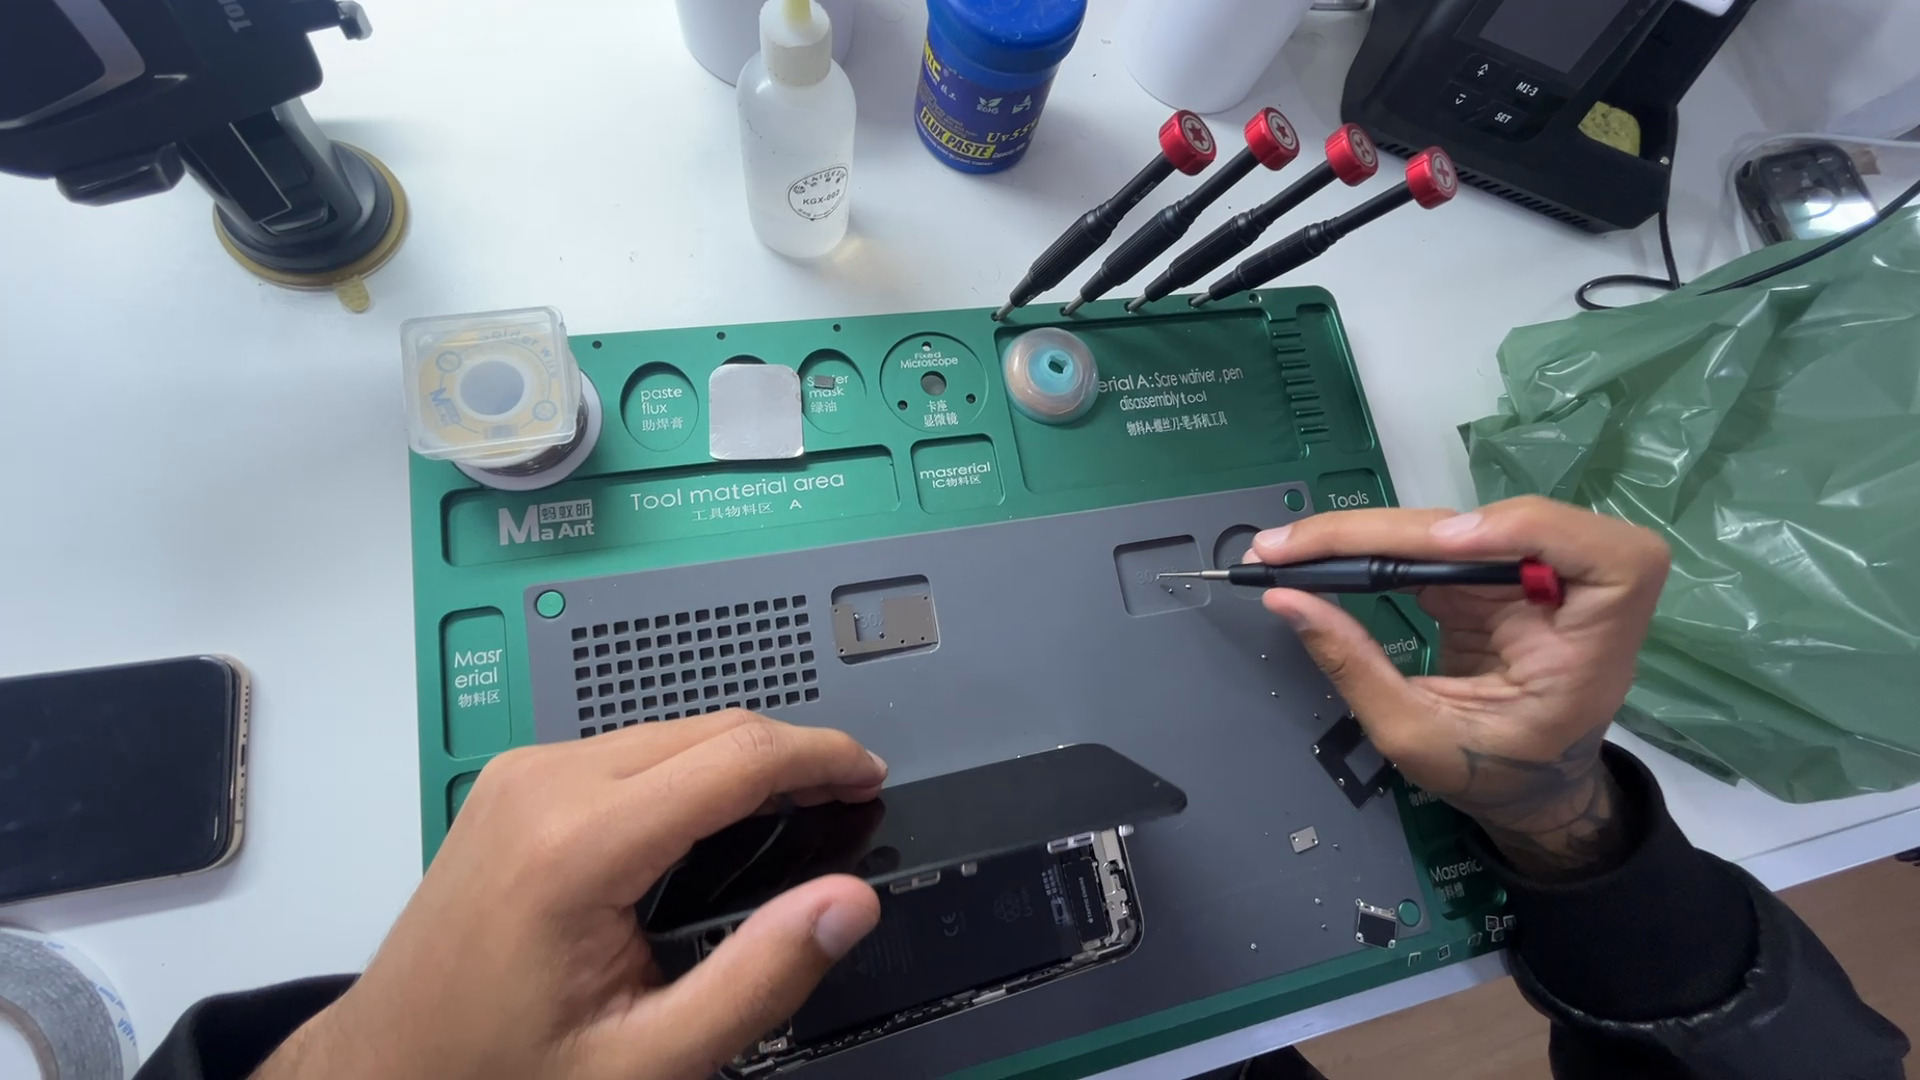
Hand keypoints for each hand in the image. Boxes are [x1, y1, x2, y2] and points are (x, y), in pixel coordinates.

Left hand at [257, 712, 888, 1079]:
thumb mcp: (645, 1064)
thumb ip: (760, 978)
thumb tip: (852, 900)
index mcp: (579, 843)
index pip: (737, 758)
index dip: (822, 756)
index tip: (872, 774)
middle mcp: (551, 779)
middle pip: (714, 729)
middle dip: (795, 753)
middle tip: (848, 795)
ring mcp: (530, 768)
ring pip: (681, 730)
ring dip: (751, 757)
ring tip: (801, 802)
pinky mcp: (525, 775)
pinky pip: (642, 746)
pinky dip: (702, 765)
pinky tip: (725, 808)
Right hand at [1252, 496, 1668, 880]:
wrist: (1520, 784)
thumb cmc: (1489, 775)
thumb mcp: (1413, 735)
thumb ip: (1352, 665)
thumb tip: (1282, 599)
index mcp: (1586, 650)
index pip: (1612, 560)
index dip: (1534, 532)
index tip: (1445, 543)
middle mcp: (1561, 600)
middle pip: (1486, 528)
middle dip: (1379, 531)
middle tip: (1286, 547)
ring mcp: (1515, 583)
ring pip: (1442, 527)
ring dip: (1359, 532)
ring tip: (1286, 549)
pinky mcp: (1477, 581)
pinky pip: (1420, 546)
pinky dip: (1363, 545)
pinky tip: (1315, 553)